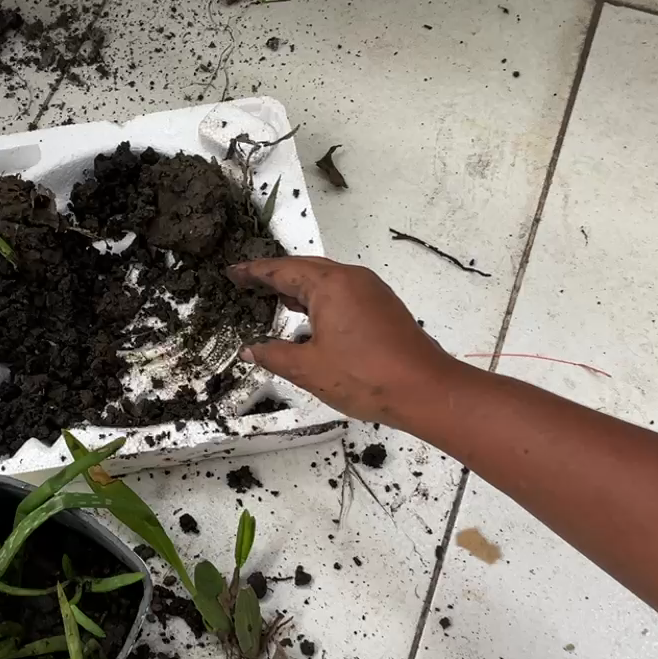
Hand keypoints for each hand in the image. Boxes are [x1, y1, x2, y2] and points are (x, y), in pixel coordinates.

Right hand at [228, 257, 465, 426]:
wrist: (424, 390)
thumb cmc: (365, 376)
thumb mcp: (309, 369)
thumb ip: (274, 355)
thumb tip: (250, 349)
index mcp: (330, 286)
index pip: (281, 271)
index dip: (254, 272)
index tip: (232, 272)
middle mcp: (351, 279)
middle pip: (304, 268)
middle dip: (274, 275)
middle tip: (248, 282)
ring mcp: (371, 291)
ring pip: (325, 279)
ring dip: (298, 286)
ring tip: (273, 297)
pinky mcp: (382, 306)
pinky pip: (342, 292)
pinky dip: (318, 297)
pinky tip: (309, 316)